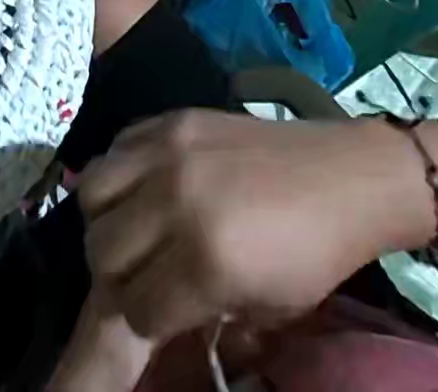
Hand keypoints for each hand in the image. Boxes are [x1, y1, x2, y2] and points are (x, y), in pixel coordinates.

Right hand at [75, 110, 419, 343]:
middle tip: (141, 272)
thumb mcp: (264, 308)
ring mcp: (169, 151)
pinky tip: (142, 183)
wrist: (344, 175)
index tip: (160, 313)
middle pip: (102, 252)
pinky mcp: (171, 118)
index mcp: (208, 262)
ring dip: (105, 219)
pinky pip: (115, 147)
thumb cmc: (313, 253)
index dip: (146, 320)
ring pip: (93, 193)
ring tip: (130, 224)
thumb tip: (148, 314)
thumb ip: (197, 313)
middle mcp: (176, 201)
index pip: (135, 307)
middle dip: (118, 275)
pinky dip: (118, 172)